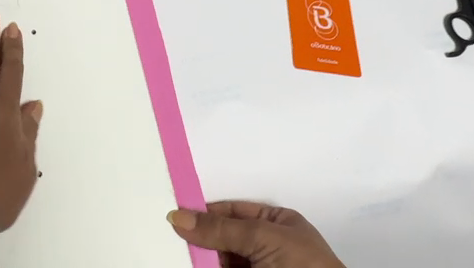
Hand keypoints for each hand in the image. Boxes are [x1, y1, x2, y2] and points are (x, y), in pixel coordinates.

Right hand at [168, 201, 345, 267]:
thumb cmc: (304, 267)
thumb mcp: (262, 238)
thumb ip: (221, 228)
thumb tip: (178, 216)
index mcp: (277, 224)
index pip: (233, 211)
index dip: (205, 211)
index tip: (176, 213)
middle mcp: (268, 247)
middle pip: (224, 237)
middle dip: (200, 237)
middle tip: (170, 233)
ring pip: (221, 260)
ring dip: (200, 258)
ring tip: (173, 250)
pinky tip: (191, 263)